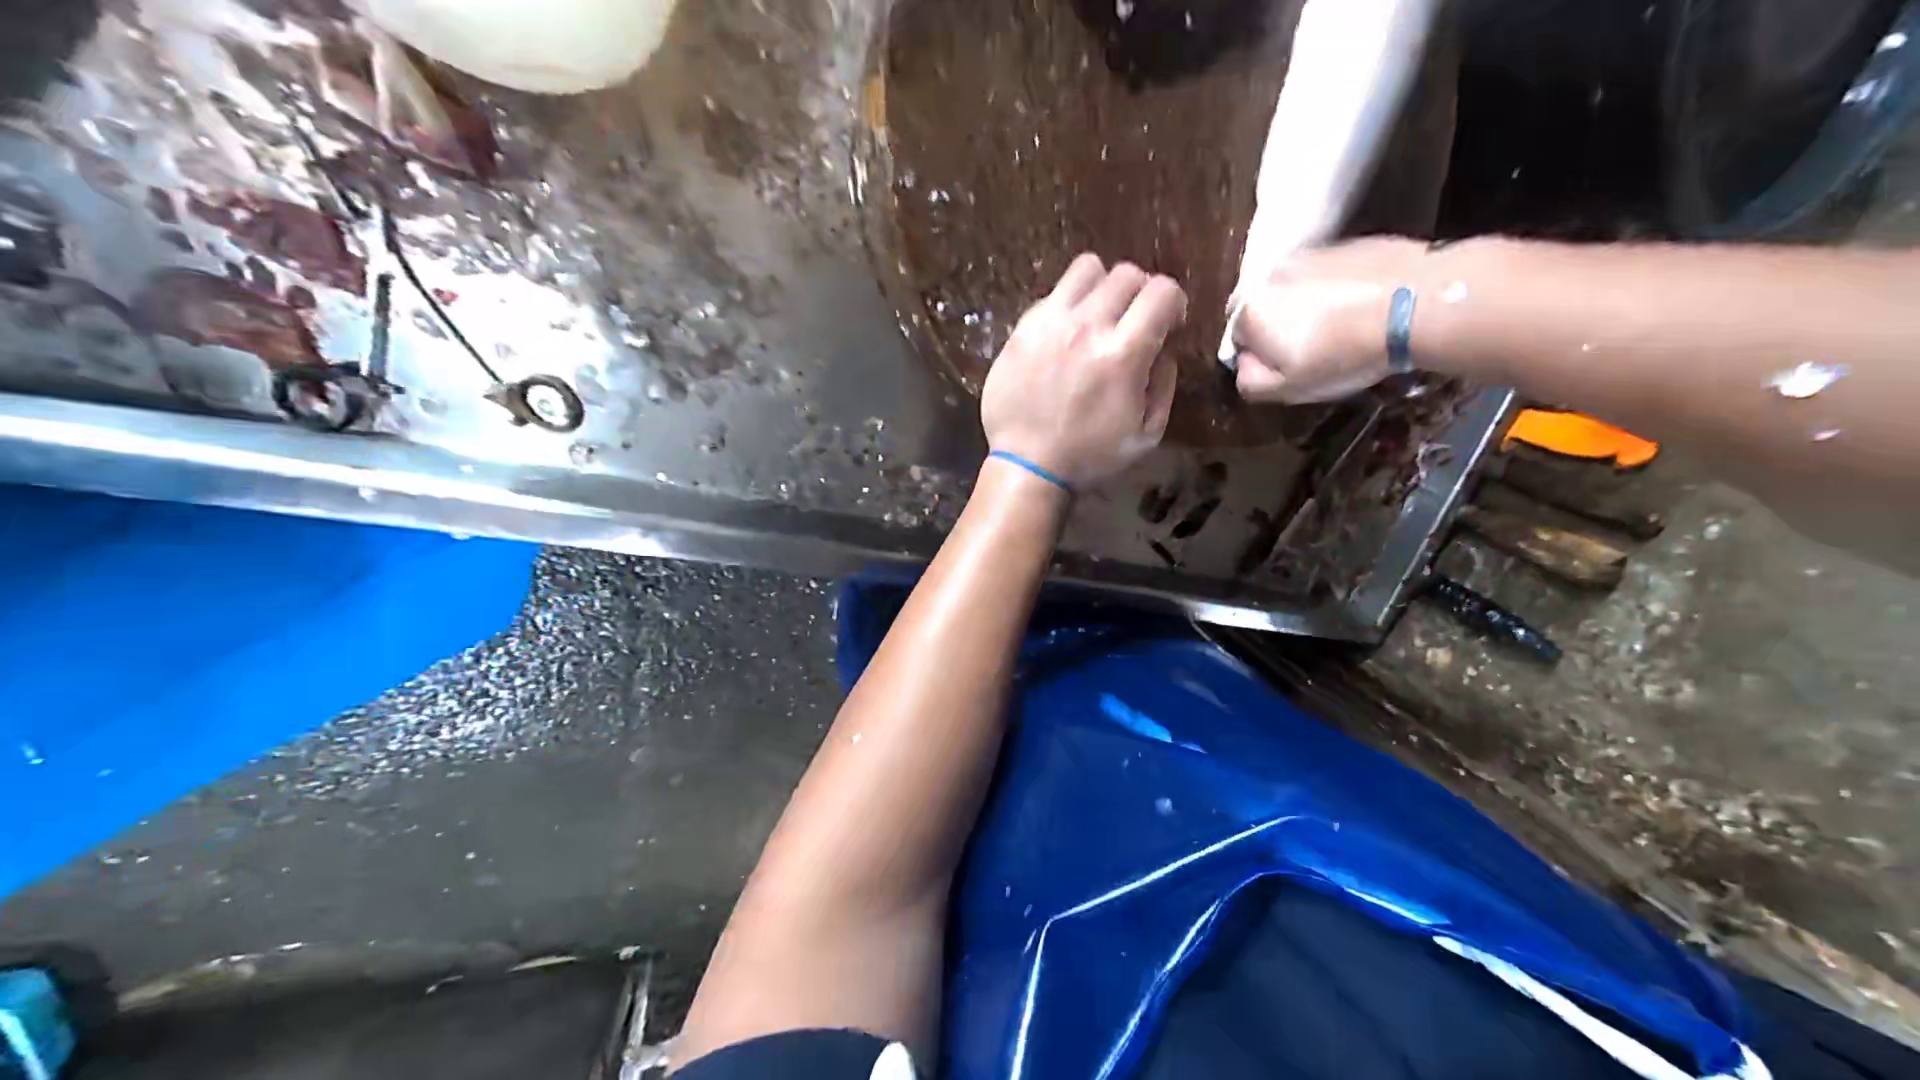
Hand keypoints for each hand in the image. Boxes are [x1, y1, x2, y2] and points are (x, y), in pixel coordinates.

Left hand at [981, 254, 1187, 487]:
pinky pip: (1051, 294)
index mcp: (1122, 353)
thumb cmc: (1090, 456)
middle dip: (1140, 293)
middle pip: (1126, 273)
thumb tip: (1164, 348)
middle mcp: (1086, 326)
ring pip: (1086, 268)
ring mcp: (1049, 323)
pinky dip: (1067, 304)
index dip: (1173, 303)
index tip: (1167, 324)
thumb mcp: (1147, 433)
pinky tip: (1064, 333)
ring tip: (1098, 314)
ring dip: (1102, 286)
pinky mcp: (1021, 330)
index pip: (1162, 290)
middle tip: (1133, 320)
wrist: (1027, 466)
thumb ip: (1164, 382)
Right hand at [1233, 237, 1427, 403]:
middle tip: (1312, 347)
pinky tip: (1362, 305)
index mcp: (1250, 312)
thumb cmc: (1345, 353)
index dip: (1261, 359)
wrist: (1418, 302)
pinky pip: (1330, 273)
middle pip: (1263, 309)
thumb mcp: (1288, 388)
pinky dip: (1337, 288)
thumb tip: (1243, 365)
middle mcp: (1270, 276)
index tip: (1290, 368)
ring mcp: (1310, 254)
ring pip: (1295, 288)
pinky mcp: (1348, 244)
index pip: (1237, 341)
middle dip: (1278, 327)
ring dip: (1307, 305)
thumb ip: (1250, 381)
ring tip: (1341, 325)